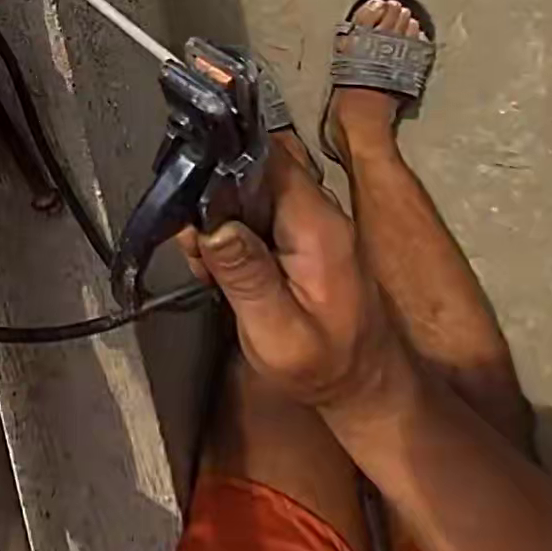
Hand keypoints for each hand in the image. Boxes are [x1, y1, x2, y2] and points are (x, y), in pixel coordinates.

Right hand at [177, 151, 413, 419]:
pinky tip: (218, 269)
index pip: (266, 160)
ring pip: (244, 191)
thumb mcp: (277, 332)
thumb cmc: (325, 369)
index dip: (220, 160)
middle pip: (250, 170)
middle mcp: (316, 213)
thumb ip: (246, 276)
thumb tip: (211, 225)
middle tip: (192, 243)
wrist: (365, 390)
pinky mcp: (295, 236)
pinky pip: (249, 213)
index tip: (187, 189)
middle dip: (208, 196)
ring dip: (212, 218)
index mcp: (316, 227)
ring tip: (205, 264)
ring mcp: (306, 223)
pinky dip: (223, 232)